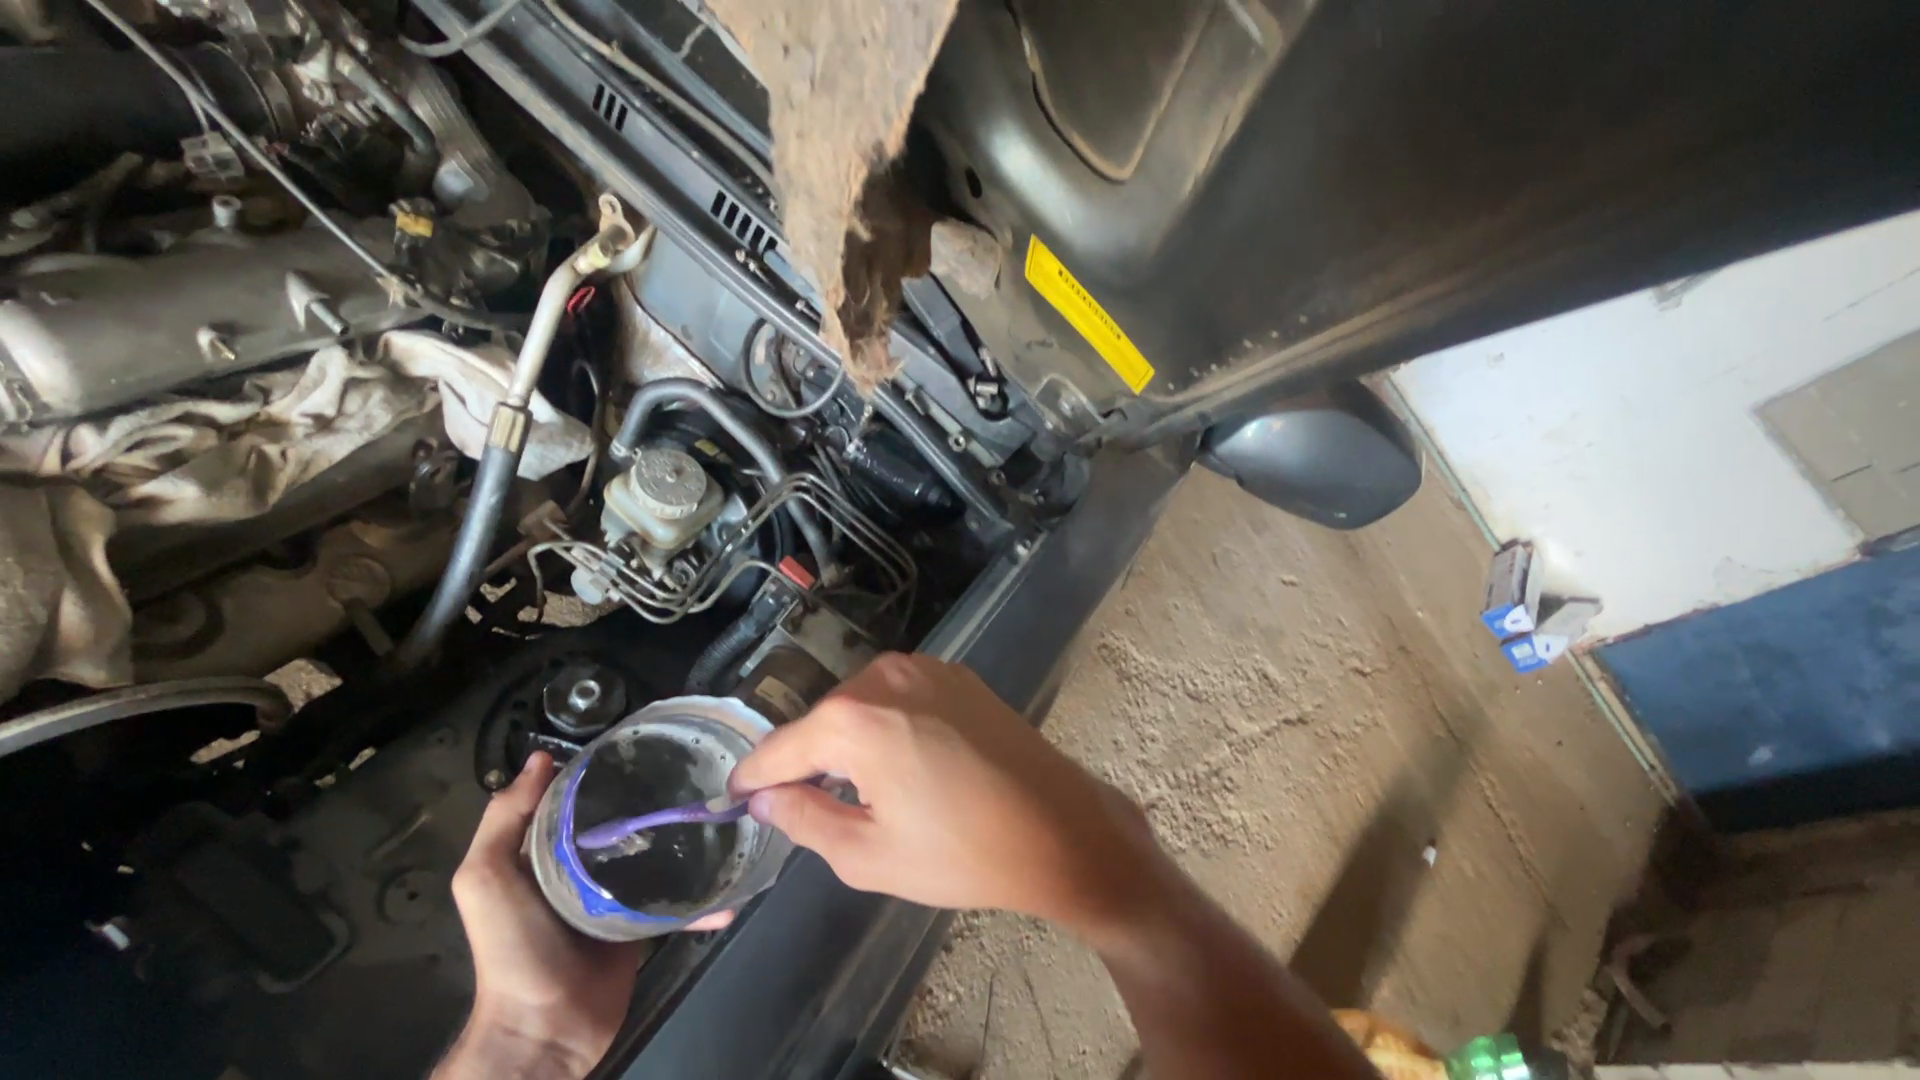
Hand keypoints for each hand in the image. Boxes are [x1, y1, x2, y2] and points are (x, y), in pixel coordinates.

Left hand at [437, 752, 728, 1079]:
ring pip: (658, 861)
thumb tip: (540, 760)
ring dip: (689, 846)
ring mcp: (617, 900)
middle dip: (655, 802)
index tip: (642, 744)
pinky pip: (678, 909)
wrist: (543, 1027)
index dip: (602, 773)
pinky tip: (732, 894)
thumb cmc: (513, 948)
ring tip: (724, 820)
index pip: (576, 801)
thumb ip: (504, 821)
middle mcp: (582, 870)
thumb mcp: (486, 879)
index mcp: (545, 854)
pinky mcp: (644, 929)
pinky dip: (704, 905)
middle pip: (623, 825)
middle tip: (696, 777)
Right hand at [727, 653, 1166, 939]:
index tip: (734, 797)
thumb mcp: (868, 854)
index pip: (780, 747)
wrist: (1061, 828)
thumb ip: (804, 819)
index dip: (753, 777)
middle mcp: (882, 676)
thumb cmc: (962, 852)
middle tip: (805, 808)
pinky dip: (885, 726)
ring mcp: (924, 668)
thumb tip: (766, 798)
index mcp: (853, 718)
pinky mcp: (956, 675)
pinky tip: (904, 765)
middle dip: (807, 762)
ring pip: (859, 706)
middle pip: (821, 722)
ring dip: (848, 743)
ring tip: (859, 793)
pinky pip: (897, 698)